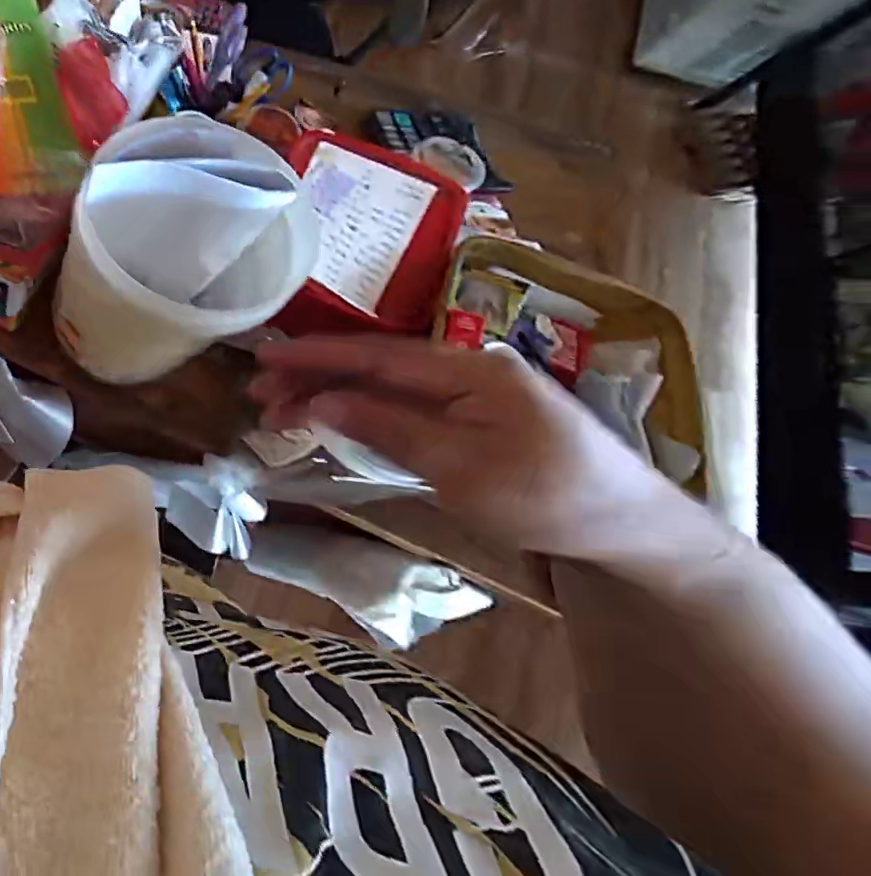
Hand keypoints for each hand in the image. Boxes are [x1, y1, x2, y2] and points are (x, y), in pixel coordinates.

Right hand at [248, 335, 717, 564]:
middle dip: (308, 376)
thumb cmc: (549, 498)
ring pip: (376, 384)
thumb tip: (320, 402)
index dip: (313, 356)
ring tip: (276, 409)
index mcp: (466, 372)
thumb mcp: (461, 468)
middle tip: (257, 392)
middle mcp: (461, 371)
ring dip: (324, 394)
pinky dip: (353, 409)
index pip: (372, 355)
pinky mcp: (464, 417)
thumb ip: (386, 427)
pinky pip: (394, 403)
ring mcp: (463, 393)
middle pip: (368, 365)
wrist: (631, 533)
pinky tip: (325, 417)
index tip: (262, 358)